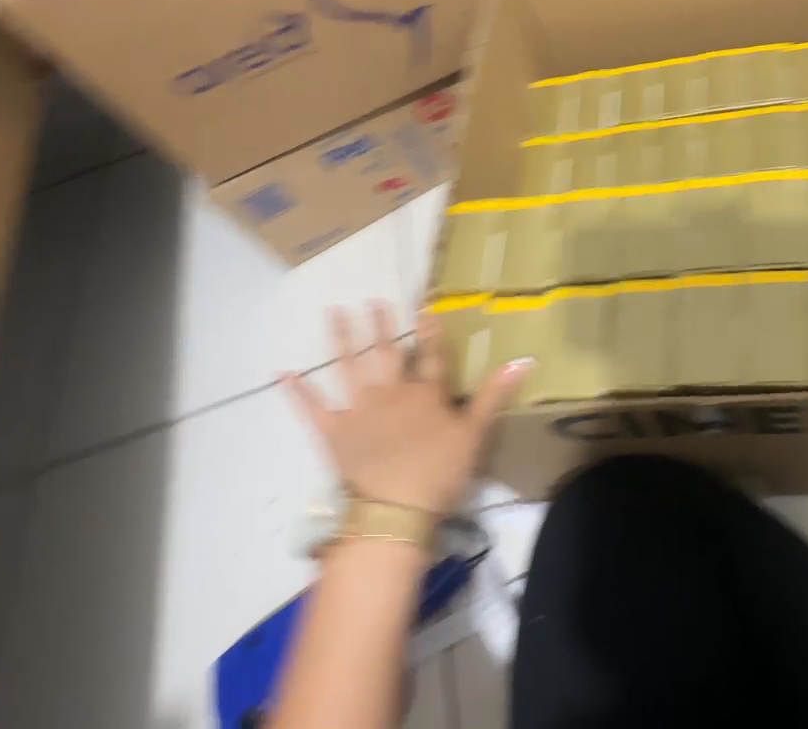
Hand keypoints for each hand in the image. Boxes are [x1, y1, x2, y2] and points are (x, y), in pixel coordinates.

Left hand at [282, 302, 526, 515]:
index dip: (430, 332)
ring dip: (341, 340)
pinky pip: (312, 407)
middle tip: (372, 300)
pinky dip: (297, 391)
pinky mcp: (333, 431)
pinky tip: (283, 372)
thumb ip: (494, 394)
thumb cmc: (440, 471)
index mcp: (425, 394)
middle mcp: (391, 392)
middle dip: (381, 326)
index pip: (431, 356)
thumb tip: (525, 359)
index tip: (424, 306)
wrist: (397, 507)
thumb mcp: (476, 432)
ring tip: (334, 313)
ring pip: (349, 367)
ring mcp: (359, 409)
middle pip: (387, 354)